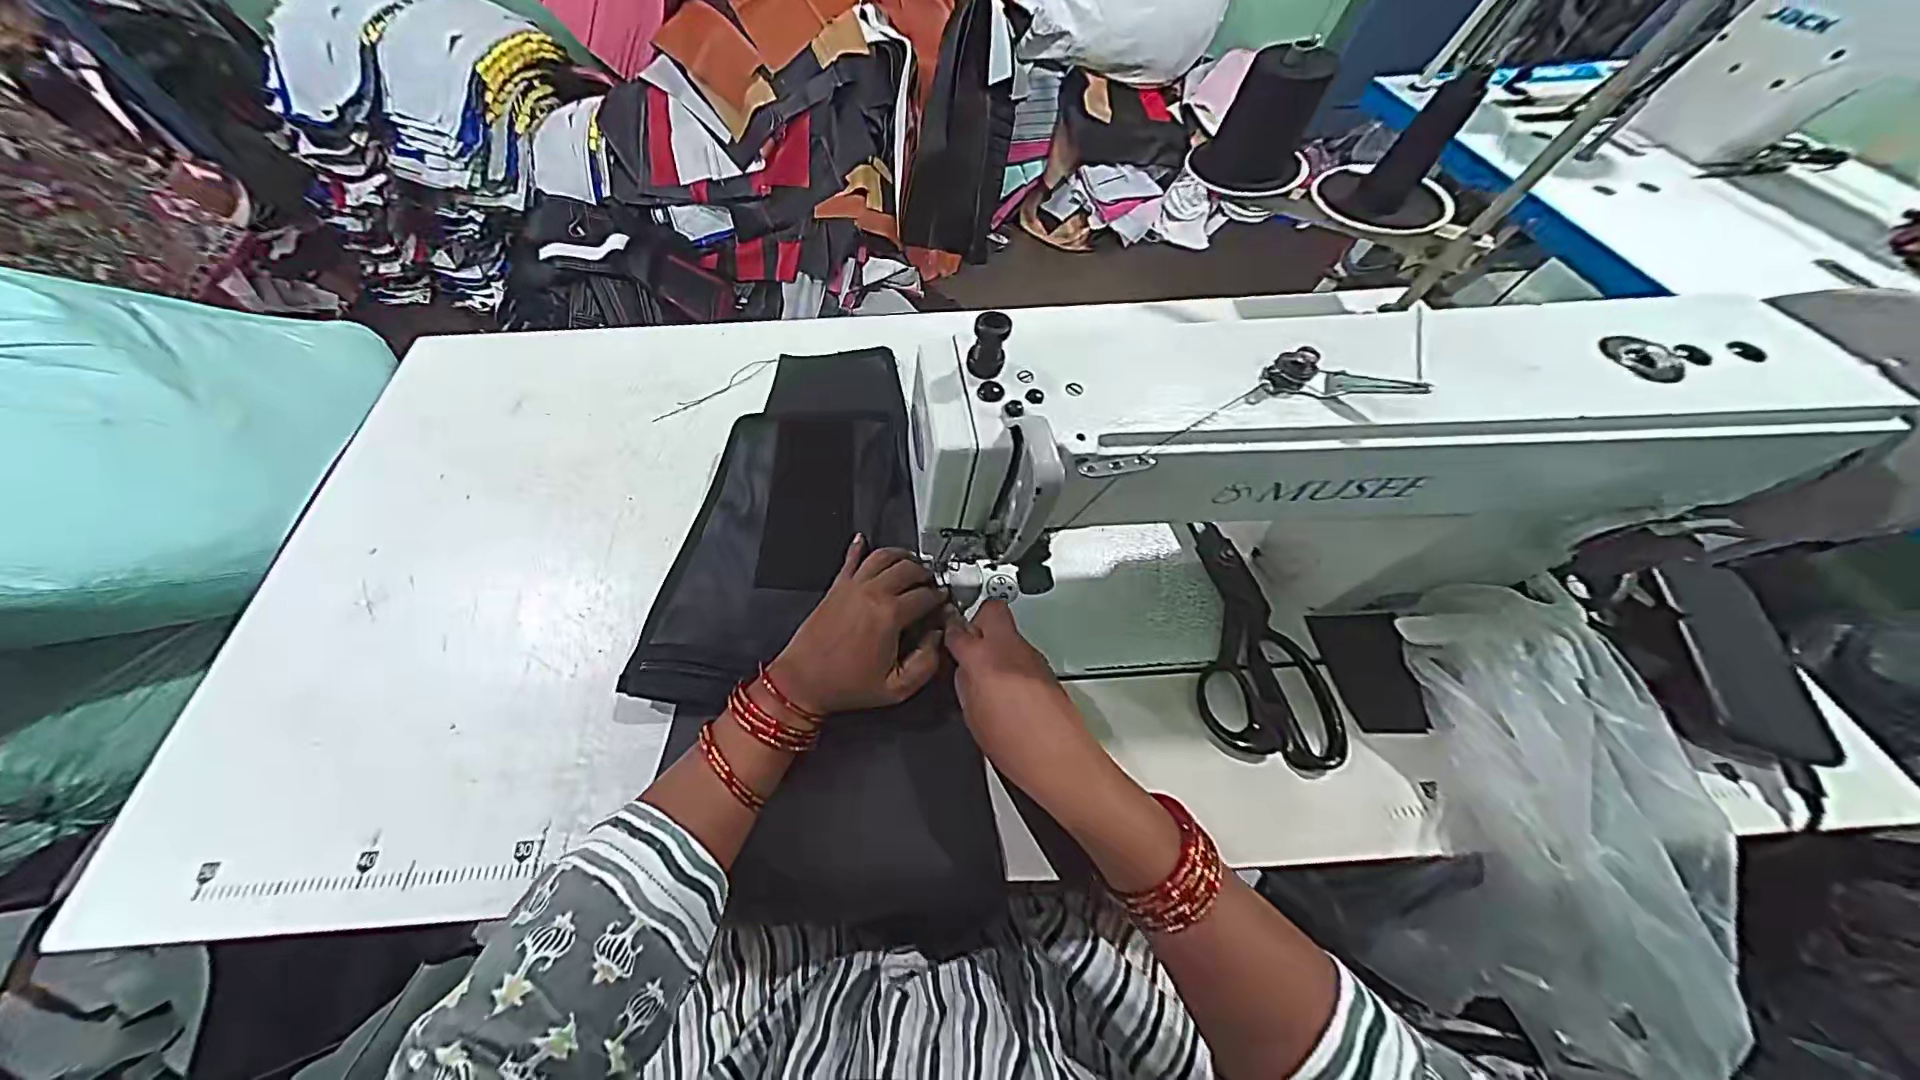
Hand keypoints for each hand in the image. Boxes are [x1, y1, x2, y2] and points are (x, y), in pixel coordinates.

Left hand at [768, 536, 944, 715]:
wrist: (803, 683)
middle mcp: (871, 594)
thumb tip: (937, 639)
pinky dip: (859, 547)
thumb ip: (927, 663)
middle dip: (927, 574)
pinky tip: (863, 541)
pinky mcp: (836, 588)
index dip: (940, 598)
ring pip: (884, 556)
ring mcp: (852, 587)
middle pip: (909, 568)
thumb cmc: (844, 685)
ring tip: (913, 563)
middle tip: (932, 582)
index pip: (926, 595)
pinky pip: (851, 559)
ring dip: (903, 556)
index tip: (943, 603)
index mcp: (889, 616)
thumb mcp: (897, 688)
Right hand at [946, 600, 1156, 851]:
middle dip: (977, 620)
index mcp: (983, 660)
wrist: (1062, 761)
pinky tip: (1008, 687)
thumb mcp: (972, 717)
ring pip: (1010, 630)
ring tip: (988, 672)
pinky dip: (1012, 660)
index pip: (958, 629)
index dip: (949, 632)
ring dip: (996, 643)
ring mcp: (1033, 657)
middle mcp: (1012, 650)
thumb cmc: (1020, 748)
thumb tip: (962, 671)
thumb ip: (964, 684)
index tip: (948, 638)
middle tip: (968, 641)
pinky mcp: (1047, 669)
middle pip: (992, 610)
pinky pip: (1023, 652)